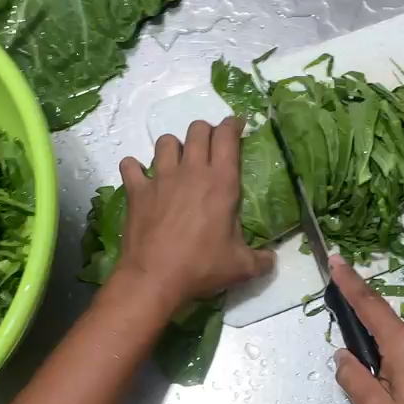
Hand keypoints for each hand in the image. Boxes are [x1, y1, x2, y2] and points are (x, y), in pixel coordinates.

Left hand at [114, 118, 274, 310]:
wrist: (154, 277)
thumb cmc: (201, 267)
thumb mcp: (241, 267)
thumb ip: (261, 259)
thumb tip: (272, 259)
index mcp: (221, 182)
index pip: (227, 136)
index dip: (232, 125)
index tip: (236, 127)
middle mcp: (191, 171)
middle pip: (197, 130)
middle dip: (206, 131)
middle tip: (211, 146)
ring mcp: (161, 178)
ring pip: (166, 142)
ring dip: (174, 146)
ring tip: (178, 160)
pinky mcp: (137, 191)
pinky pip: (131, 166)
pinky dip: (135, 168)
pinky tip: (140, 176)